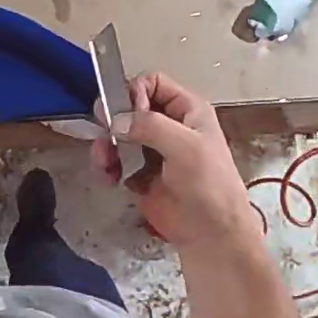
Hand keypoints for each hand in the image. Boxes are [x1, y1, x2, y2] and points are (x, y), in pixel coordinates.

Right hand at [93, 71, 256, 250]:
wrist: (210, 235)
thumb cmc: (209, 186)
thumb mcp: (187, 148)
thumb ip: (152, 127)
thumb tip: (116, 120)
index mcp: (187, 110)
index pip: (152, 83)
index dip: (135, 93)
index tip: (127, 115)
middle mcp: (168, 124)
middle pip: (128, 106)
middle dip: (113, 120)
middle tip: (108, 137)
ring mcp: (151, 149)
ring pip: (117, 133)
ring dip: (106, 145)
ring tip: (106, 163)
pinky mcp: (138, 172)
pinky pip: (114, 159)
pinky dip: (106, 165)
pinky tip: (110, 177)